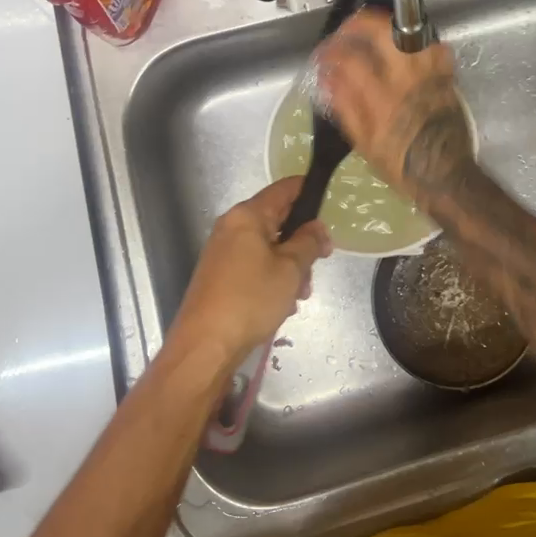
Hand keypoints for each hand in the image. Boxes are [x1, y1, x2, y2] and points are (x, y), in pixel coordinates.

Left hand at [169, 177, 332, 366]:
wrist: (205, 346)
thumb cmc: (250, 300)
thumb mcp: (290, 270)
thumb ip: (308, 242)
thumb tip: (317, 227)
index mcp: (247, 216)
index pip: (283, 189)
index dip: (308, 191)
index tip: (331, 206)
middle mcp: (231, 228)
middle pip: (277, 221)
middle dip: (302, 241)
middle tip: (321, 262)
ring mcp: (224, 253)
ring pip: (268, 248)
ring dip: (290, 266)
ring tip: (301, 294)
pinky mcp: (220, 276)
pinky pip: (255, 266)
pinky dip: (273, 278)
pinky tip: (283, 303)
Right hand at [315, 10, 474, 207]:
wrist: (445, 176)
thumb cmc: (402, 164)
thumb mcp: (364, 142)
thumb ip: (345, 106)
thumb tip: (328, 78)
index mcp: (381, 98)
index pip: (350, 58)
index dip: (332, 50)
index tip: (324, 53)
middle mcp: (406, 80)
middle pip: (382, 31)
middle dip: (360, 24)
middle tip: (349, 30)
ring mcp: (430, 74)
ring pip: (410, 33)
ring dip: (389, 29)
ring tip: (376, 35)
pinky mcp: (447, 77)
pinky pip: (435, 47)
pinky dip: (419, 43)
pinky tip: (408, 51)